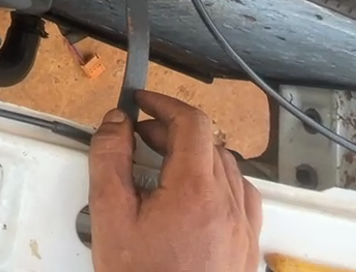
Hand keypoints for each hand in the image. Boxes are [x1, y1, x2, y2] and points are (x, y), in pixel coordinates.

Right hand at [87, 90, 261, 271]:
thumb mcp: (108, 213)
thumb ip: (108, 156)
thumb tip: (117, 121)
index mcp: (196, 192)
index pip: (193, 123)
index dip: (163, 103)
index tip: (141, 102)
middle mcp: (230, 209)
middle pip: (210, 143)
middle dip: (171, 130)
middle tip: (138, 137)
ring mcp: (244, 234)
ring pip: (230, 169)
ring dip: (196, 154)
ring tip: (161, 164)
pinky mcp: (247, 254)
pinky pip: (243, 200)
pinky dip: (218, 183)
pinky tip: (193, 195)